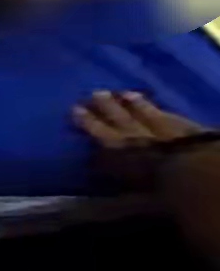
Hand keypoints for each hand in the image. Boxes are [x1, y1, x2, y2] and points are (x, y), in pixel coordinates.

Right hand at [74, 89, 212, 187]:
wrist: (196, 167)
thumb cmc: (152, 178)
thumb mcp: (120, 178)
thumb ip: (105, 166)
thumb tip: (91, 158)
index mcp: (115, 145)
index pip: (96, 129)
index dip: (86, 119)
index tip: (75, 108)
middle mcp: (135, 133)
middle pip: (120, 117)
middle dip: (108, 105)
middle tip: (97, 92)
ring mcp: (163, 129)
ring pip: (146, 113)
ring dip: (136, 104)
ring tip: (126, 93)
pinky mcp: (188, 129)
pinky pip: (172, 117)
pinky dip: (163, 111)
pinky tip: (158, 107)